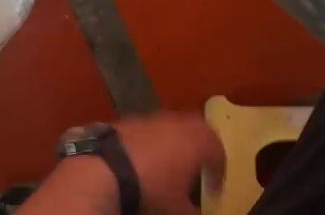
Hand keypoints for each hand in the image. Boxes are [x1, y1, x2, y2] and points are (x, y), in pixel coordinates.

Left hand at [32, 114, 225, 214]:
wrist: (105, 170)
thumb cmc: (152, 191)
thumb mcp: (178, 210)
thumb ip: (192, 211)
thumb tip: (196, 211)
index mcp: (195, 141)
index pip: (217, 149)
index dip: (219, 170)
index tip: (214, 189)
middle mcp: (175, 122)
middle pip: (194, 129)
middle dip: (198, 148)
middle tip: (198, 167)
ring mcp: (150, 118)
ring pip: (169, 127)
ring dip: (173, 143)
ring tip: (169, 165)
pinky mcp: (127, 120)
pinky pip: (147, 131)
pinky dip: (151, 144)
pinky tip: (143, 161)